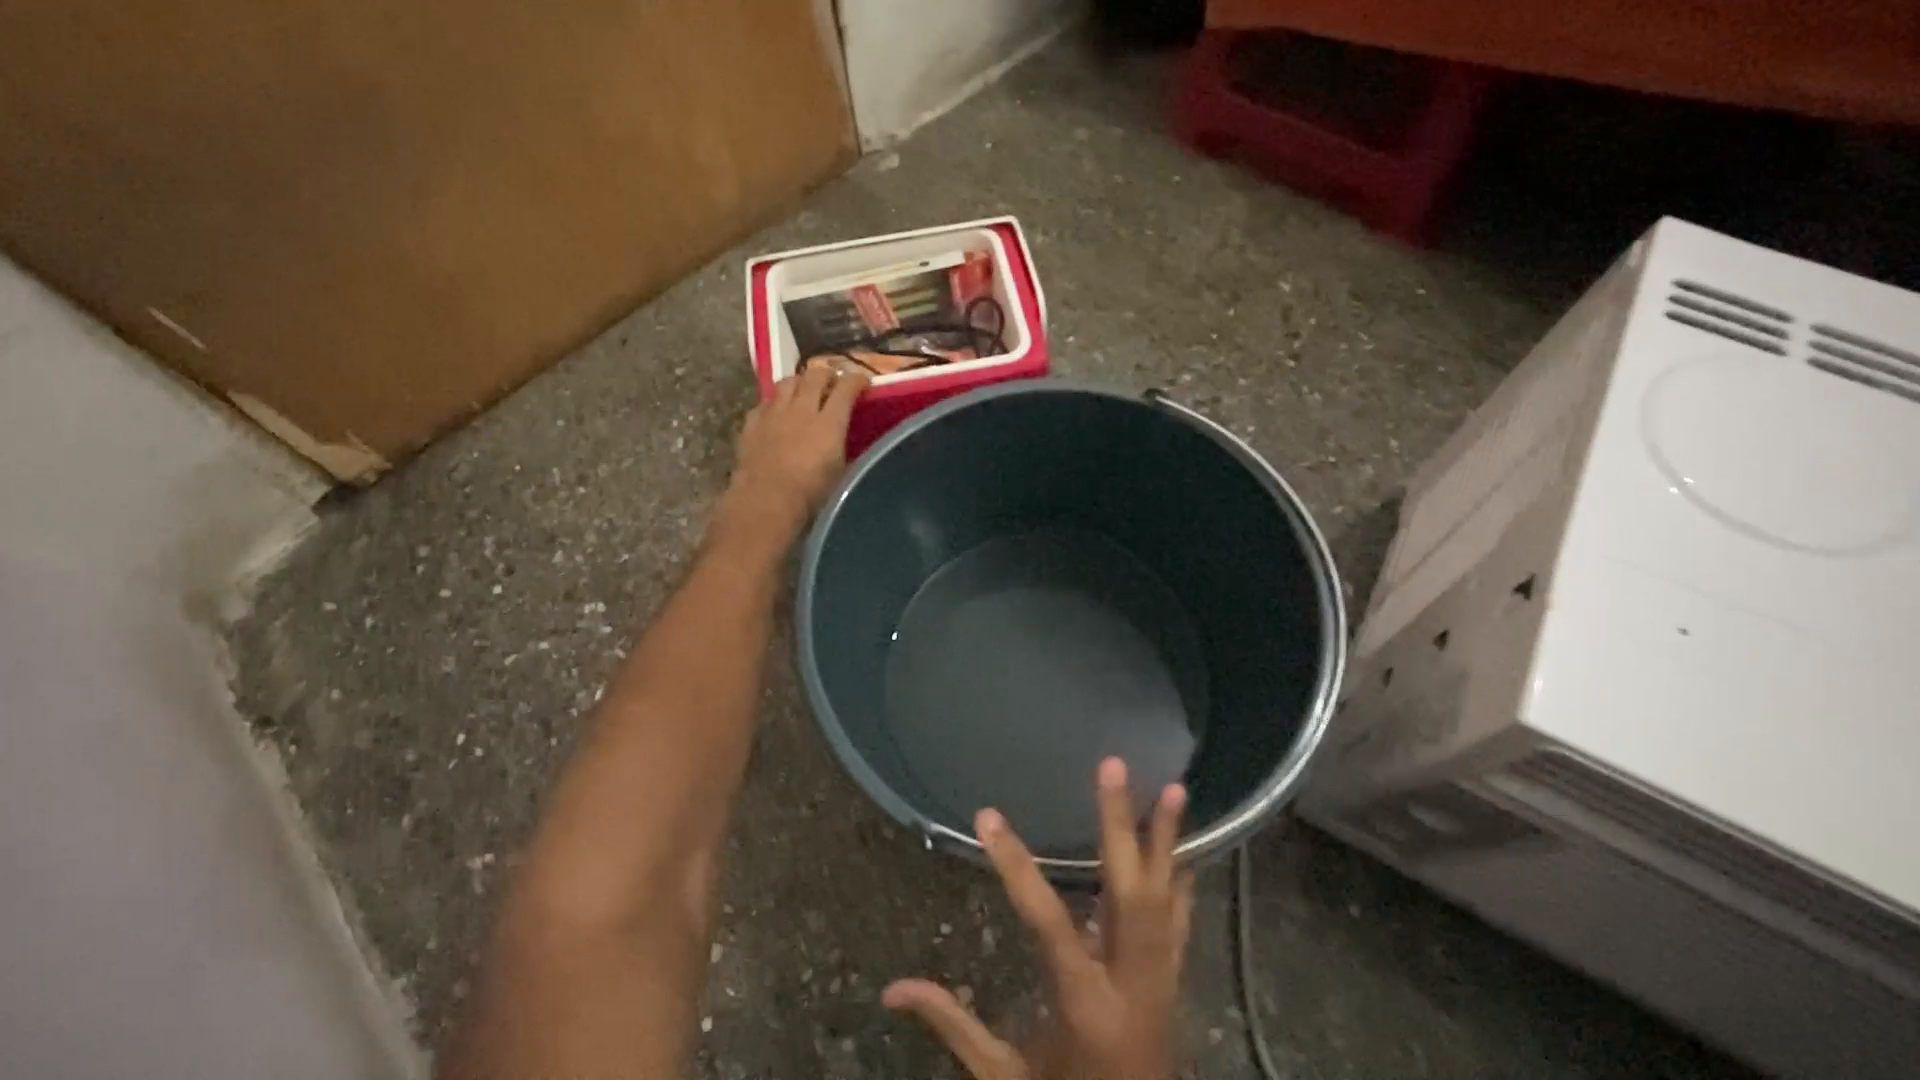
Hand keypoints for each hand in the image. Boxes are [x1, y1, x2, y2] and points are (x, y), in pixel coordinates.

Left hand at [716, 365, 868, 548]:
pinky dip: (776, 402)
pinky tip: (778, 412)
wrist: (765, 502)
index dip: (857, 380)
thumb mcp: (840, 473)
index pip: (846, 387)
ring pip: (788, 381)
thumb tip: (844, 436)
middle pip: (815, 375)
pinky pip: (766, 401)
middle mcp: (802, 409)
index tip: (863, 383)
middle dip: (828, 374)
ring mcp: (773, 413)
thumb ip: (843, 446)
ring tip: (804, 391)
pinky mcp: (752, 422)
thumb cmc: (810, 496)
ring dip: (800, 382)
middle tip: (833, 382)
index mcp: (829, 423)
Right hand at [885, 759, 1192, 1079]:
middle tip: (1113, 766)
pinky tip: (1188, 846)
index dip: (1016, 866)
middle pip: (1131, 894)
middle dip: (1121, 826)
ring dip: (1166, 841)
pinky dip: (1182, 877)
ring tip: (1175, 787)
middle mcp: (1132, 982)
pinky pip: (1184, 921)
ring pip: (1168, 899)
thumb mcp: (1003, 1075)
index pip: (1048, 922)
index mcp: (1084, 1003)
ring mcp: (1163, 980)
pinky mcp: (1175, 981)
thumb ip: (954, 1025)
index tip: (988, 815)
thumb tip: (892, 990)